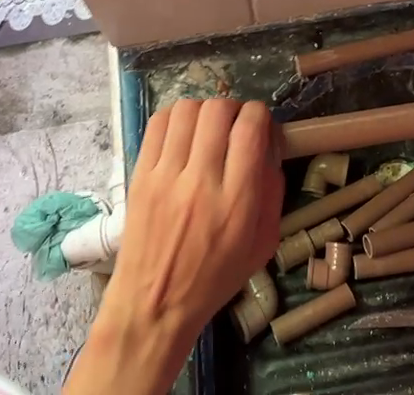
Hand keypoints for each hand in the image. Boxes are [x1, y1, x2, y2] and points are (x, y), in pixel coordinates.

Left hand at [67, 99, 281, 393]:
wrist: (154, 304)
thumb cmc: (214, 278)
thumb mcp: (263, 244)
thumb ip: (273, 192)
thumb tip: (270, 148)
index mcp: (237, 201)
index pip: (250, 128)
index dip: (259, 115)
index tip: (259, 125)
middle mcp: (201, 182)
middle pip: (218, 111)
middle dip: (233, 109)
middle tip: (234, 125)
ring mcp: (166, 176)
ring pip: (187, 110)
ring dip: (204, 110)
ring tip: (207, 127)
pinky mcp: (141, 174)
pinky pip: (158, 123)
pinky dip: (175, 115)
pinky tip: (183, 130)